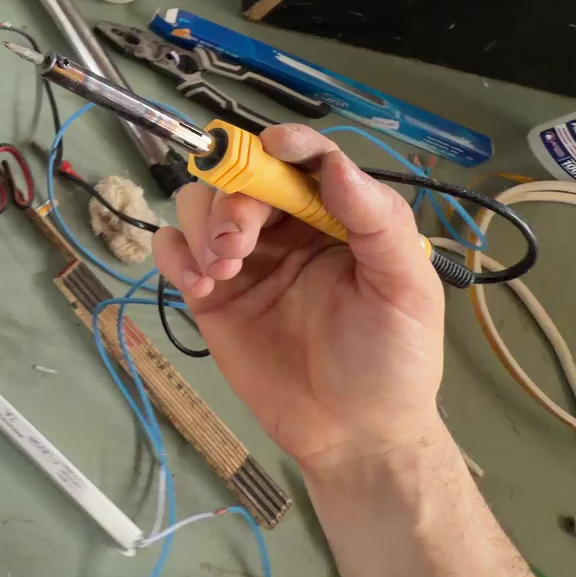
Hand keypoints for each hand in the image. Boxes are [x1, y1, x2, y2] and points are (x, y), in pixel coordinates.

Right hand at [154, 124, 444, 471]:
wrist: (350, 433)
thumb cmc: (391, 359)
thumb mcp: (406, 291)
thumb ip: (378, 224)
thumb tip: (334, 164)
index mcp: (329, 218)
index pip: (301, 161)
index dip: (285, 143)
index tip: (271, 145)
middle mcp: (280, 228)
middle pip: (235, 178)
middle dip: (232, 203)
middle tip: (238, 246)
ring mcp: (238, 256)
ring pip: (195, 204)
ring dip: (201, 228)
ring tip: (220, 273)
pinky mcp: (205, 287)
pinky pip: (169, 247)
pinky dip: (174, 255)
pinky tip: (198, 287)